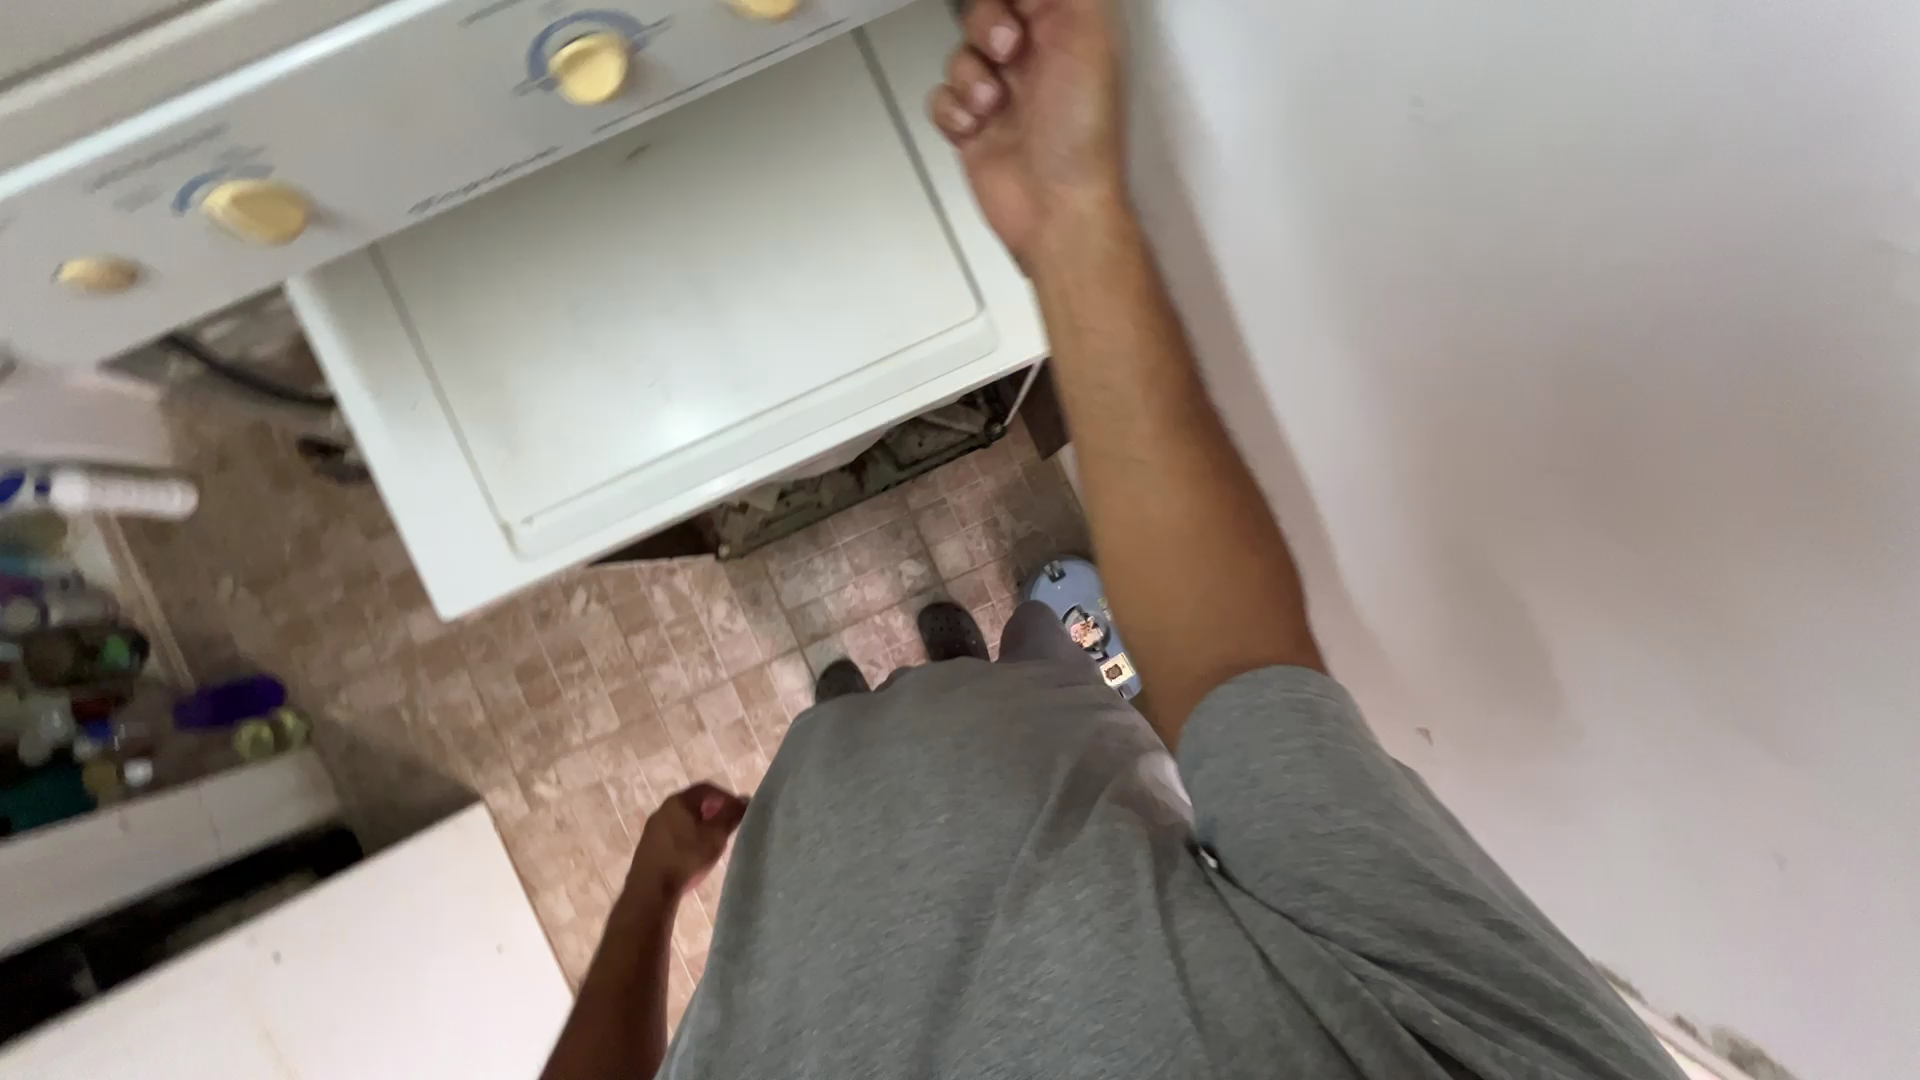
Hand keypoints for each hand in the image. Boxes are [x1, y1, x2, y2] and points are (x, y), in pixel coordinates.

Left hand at [631, 782, 748, 898]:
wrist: (650, 892)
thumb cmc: (687, 857)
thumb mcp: (717, 835)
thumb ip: (732, 814)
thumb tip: (745, 799)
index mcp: (679, 801)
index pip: (707, 789)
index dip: (726, 797)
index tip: (738, 811)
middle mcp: (662, 810)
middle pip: (693, 803)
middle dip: (713, 812)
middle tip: (727, 825)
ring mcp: (652, 829)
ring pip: (682, 820)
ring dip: (700, 827)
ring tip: (713, 842)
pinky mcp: (647, 848)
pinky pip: (672, 835)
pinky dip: (687, 839)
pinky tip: (693, 855)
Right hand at [930, 0, 1128, 265]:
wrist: (1056, 211)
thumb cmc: (1082, 137)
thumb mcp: (1089, 30)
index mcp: (1067, 27)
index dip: (1008, 0)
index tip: (1011, 14)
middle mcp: (1034, 57)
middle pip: (984, 9)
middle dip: (986, 23)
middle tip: (1008, 50)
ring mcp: (1002, 94)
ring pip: (959, 51)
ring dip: (969, 74)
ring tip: (993, 104)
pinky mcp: (975, 128)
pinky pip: (941, 98)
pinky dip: (952, 110)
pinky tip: (976, 126)